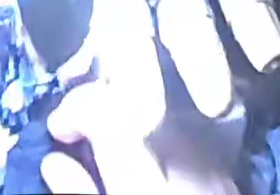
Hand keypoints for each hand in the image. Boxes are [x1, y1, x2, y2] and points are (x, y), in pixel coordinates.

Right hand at [41, 77, 240, 194]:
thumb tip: (55, 161)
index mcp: (146, 180)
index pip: (110, 109)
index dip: (76, 106)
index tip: (54, 129)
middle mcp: (183, 159)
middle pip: (140, 98)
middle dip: (102, 100)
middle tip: (75, 129)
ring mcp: (209, 164)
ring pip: (162, 110)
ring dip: (127, 114)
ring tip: (102, 142)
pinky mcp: (224, 175)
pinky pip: (183, 131)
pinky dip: (155, 133)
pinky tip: (140, 157)